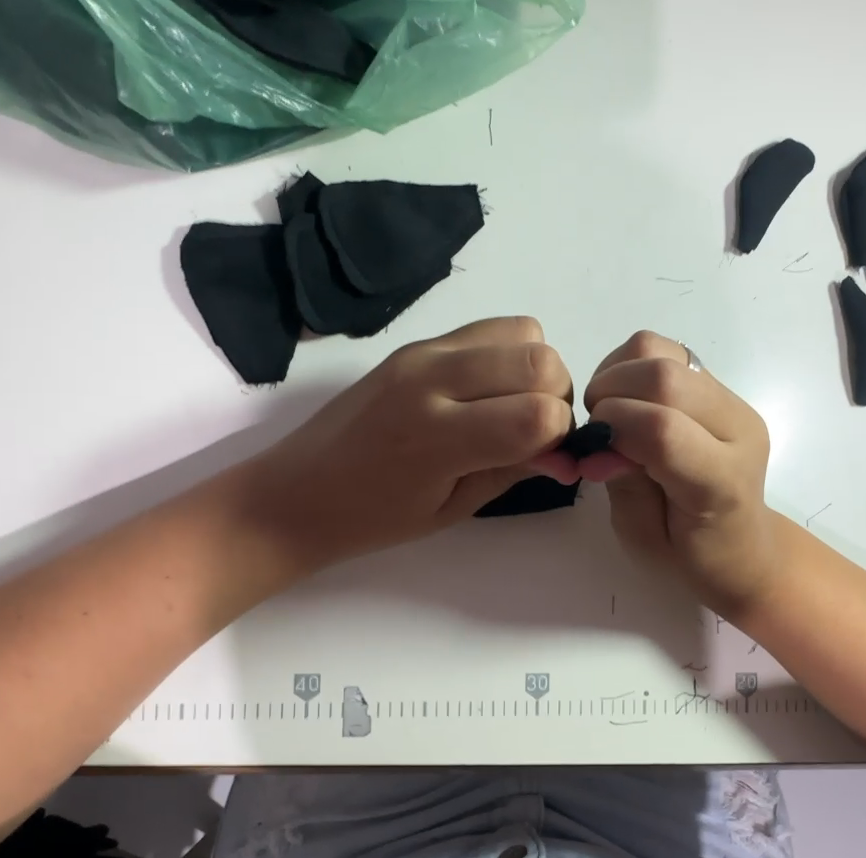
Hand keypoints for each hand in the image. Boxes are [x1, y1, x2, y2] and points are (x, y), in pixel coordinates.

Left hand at [229, 317, 573, 574]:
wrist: (298, 492)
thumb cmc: (374, 519)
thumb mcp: (452, 509)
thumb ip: (513, 470)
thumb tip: (568, 454)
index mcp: (439, 437)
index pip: (540, 413)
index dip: (559, 438)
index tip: (546, 460)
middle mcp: (432, 379)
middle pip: (540, 360)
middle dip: (556, 398)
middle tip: (534, 432)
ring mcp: (422, 353)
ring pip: (523, 331)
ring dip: (534, 370)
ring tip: (510, 407)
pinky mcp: (414, 344)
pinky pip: (486, 329)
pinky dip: (505, 355)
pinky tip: (483, 393)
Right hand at [580, 332, 782, 616]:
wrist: (742, 548)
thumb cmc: (688, 556)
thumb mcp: (643, 539)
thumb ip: (623, 486)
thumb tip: (598, 444)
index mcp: (720, 484)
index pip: (664, 431)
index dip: (614, 426)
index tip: (593, 449)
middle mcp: (737, 432)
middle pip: (665, 377)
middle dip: (611, 393)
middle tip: (597, 427)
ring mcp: (734, 404)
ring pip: (664, 352)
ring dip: (619, 374)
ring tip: (611, 411)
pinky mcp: (723, 389)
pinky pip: (668, 352)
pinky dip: (632, 366)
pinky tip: (627, 400)